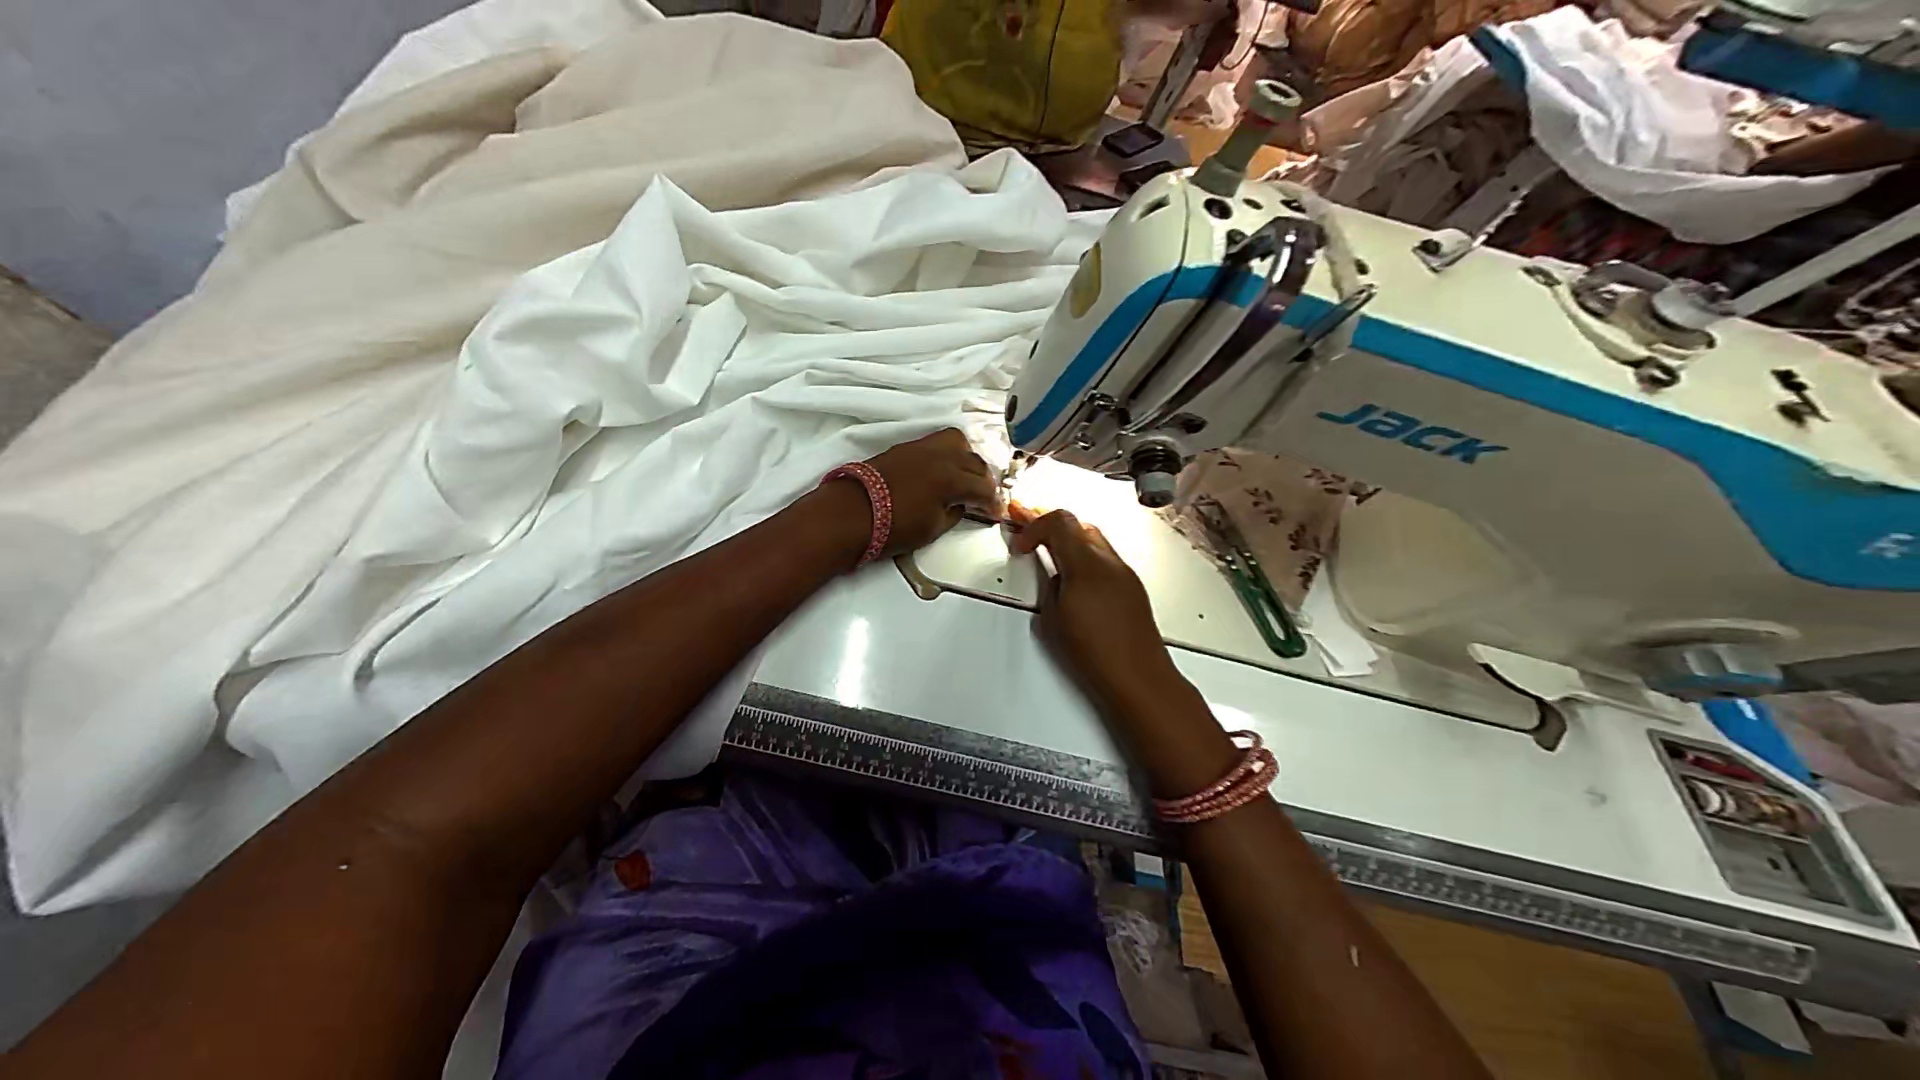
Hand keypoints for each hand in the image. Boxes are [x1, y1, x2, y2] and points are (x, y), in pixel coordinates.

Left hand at [861, 428, 1002, 556]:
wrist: (852, 513)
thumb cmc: (892, 527)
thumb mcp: (932, 528)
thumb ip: (954, 512)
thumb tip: (962, 505)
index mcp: (951, 478)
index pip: (984, 488)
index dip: (993, 502)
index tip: (996, 512)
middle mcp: (941, 456)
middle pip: (975, 462)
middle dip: (985, 480)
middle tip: (986, 497)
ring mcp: (922, 447)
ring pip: (958, 443)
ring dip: (969, 459)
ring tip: (967, 476)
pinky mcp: (906, 447)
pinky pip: (938, 442)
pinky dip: (949, 453)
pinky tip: (946, 469)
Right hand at [1010, 509, 1181, 708]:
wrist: (1137, 677)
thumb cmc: (1098, 653)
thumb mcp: (1053, 618)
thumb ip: (1050, 586)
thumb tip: (1053, 579)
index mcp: (1086, 564)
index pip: (1058, 522)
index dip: (1033, 524)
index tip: (1020, 539)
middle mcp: (1110, 562)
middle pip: (1077, 524)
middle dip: (1049, 523)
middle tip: (1027, 520)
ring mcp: (1125, 573)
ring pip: (1093, 539)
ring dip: (1068, 538)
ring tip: (1047, 543)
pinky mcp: (1132, 587)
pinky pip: (1105, 557)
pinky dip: (1085, 555)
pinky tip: (1073, 568)